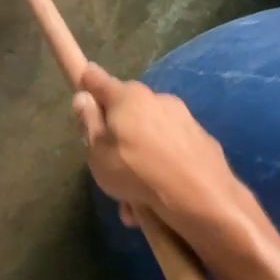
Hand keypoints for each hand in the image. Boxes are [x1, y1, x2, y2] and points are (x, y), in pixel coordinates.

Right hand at [70, 63, 270, 259]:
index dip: (85, 80)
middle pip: (127, 112)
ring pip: (148, 137)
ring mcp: (183, 119)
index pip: (97, 80)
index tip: (78, 78)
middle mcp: (157, 100)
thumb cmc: (135, 170)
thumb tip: (83, 98)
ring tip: (130, 197)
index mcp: (128, 97)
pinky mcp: (201, 140)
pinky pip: (168, 153)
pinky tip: (151, 201)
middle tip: (105, 163)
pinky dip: (157, 171)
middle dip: (115, 135)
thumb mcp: (97, 152)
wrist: (198, 196)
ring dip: (136, 161)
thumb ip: (89, 124)